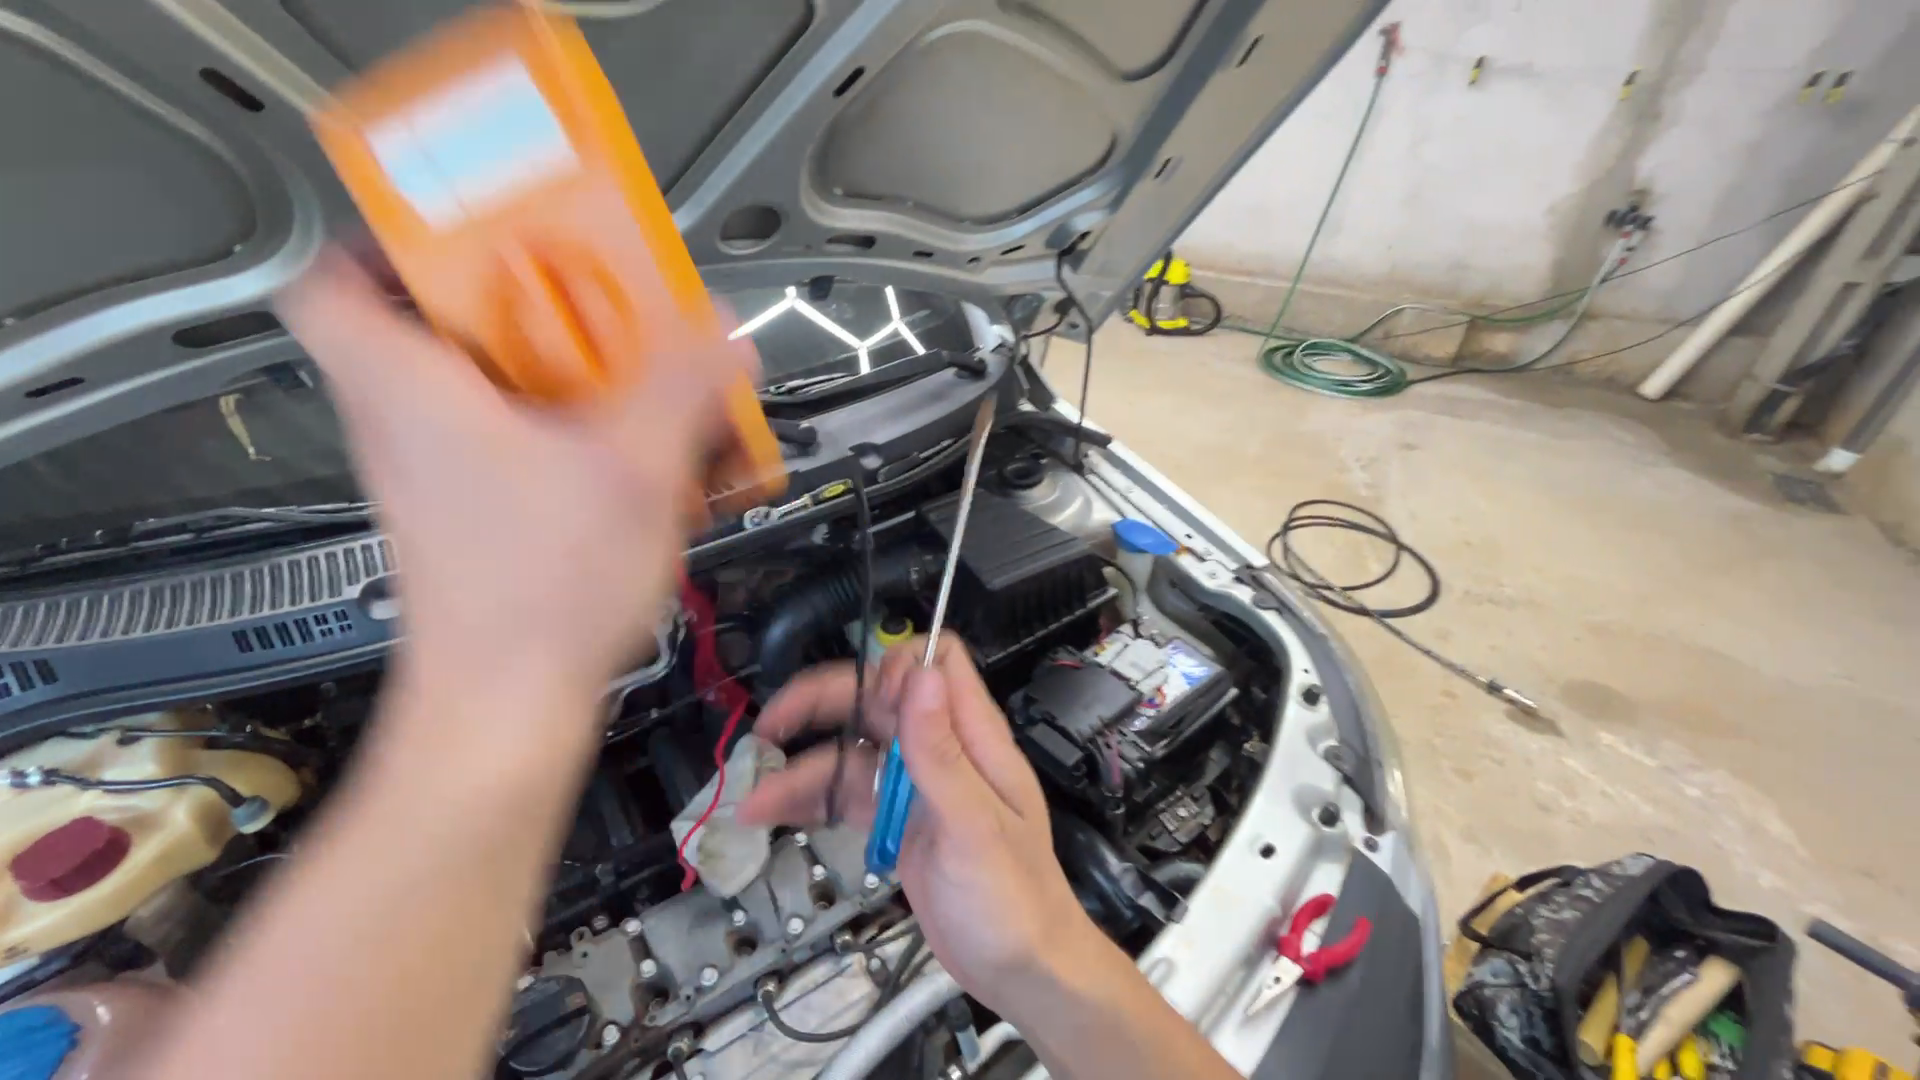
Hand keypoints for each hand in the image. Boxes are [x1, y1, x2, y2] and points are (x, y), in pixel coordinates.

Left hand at [276, 249, 754, 716]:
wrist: (511, 705)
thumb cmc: (535, 598)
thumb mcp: (631, 469)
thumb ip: (684, 388)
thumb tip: (720, 336)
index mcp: (412, 393)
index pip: (338, 279)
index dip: (403, 241)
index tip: (485, 238)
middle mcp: (413, 430)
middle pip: (452, 329)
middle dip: (539, 312)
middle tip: (606, 312)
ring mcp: (447, 478)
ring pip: (501, 394)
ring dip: (578, 382)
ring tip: (648, 393)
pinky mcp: (485, 517)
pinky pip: (529, 448)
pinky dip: (585, 441)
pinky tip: (650, 467)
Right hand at [736, 637, 1104, 1011]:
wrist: (1019, 968)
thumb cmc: (1013, 899)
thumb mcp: (975, 824)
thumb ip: (942, 751)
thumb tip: (921, 673)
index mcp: (972, 736)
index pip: (936, 663)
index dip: (896, 666)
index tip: (864, 699)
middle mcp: (940, 749)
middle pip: (877, 700)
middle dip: (822, 704)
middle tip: (771, 725)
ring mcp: (915, 785)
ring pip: (851, 751)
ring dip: (801, 765)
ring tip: (753, 791)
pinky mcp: (896, 821)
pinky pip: (847, 797)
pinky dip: (810, 801)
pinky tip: (771, 813)